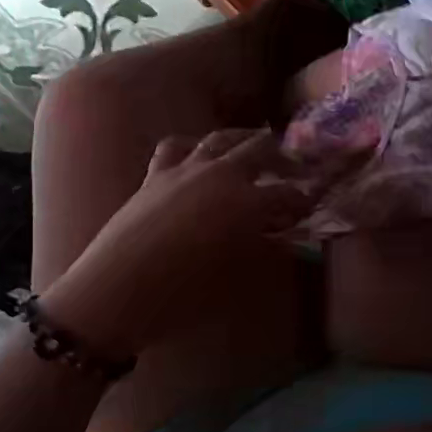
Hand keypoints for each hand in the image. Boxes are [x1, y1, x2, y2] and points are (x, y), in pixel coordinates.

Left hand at [39, 129, 313, 365]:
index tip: (313, 209)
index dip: (305, 201)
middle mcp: (221, 175)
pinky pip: (177, 147)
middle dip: (284, 158)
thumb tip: (286, 235)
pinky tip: (200, 154)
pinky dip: (195, 145)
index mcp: (248, 202)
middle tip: (295, 170)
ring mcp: (185, 170)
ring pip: (221, 139)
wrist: (117, 293)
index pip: (289, 194)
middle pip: (261, 150)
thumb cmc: (186, 293)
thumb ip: (268, 248)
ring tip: (256, 145)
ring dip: (244, 139)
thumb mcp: (239, 275)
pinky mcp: (155, 176)